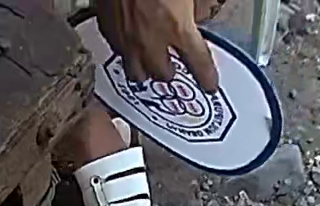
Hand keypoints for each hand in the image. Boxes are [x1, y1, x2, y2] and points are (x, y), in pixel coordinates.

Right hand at [95, 0, 220, 93]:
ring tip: (150, 60)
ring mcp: (127, 39)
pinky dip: (127, 51)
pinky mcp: (109, 30)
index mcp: (176, 27)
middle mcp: (150, 41)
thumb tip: (202, 10)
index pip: (198, 61)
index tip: (210, 84)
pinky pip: (119, 52)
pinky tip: (131, 41)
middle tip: (174, 64)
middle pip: (163, 74)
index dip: (206, 76)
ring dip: (146, 69)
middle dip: (170, 71)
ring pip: (137, 73)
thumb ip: (197, 3)